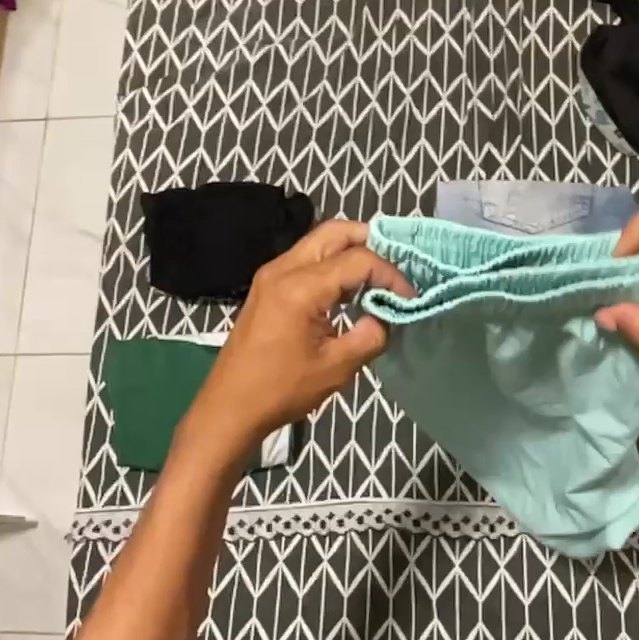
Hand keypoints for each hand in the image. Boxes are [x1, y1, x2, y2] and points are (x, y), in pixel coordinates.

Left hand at [178, 220, 414, 461]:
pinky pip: (306, 260)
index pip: (358, 260)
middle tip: (397, 268)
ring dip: (351, 252)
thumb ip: (369, 336)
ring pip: (319, 242)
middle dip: (371, 242)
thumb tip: (386, 317)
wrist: (230, 407)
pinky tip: (349, 292)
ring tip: (378, 280)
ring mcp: (271, 276)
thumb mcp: (336, 368)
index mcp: (300, 288)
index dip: (390, 274)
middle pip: (335, 232)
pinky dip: (332, 265)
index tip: (409, 298)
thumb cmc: (281, 390)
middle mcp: (283, 270)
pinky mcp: (267, 287)